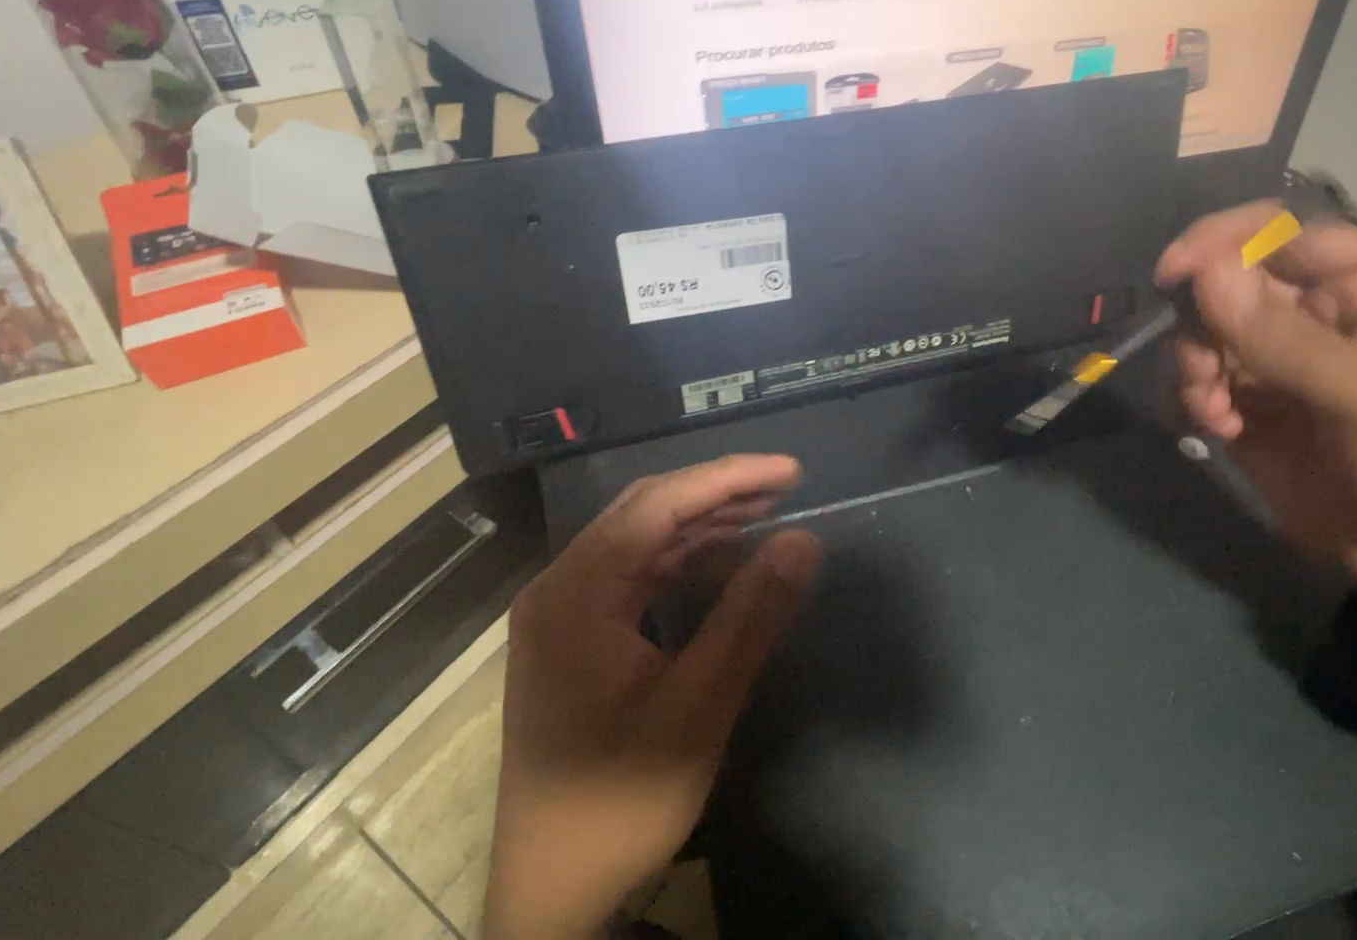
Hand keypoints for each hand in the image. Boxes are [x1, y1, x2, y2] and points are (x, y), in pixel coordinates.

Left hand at [484, 455, 822, 939]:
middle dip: (713, 495)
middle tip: (785, 488)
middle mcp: (558, 589)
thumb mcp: (698, 706)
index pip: (655, 506)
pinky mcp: (572, 642)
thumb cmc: (621, 798)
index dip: (726, 479)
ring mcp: (560, 616)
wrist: (553, 885)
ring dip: (698, 529)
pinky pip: (629, 581)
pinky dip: (677, 566)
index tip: (791, 471)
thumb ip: (750, 617)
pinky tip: (720, 566)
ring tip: (764, 517)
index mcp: (574, 593)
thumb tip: (803, 541)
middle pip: (640, 515)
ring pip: (635, 546)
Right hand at [1157, 200, 1356, 605]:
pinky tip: (1217, 432)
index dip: (1220, 244)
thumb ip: (1286, 339)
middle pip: (1225, 285)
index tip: (1172, 279)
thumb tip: (1204, 273)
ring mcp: (1279, 362)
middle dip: (1201, 328)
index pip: (1275, 231)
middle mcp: (1315, 311)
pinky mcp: (1252, 408)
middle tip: (1206, 381)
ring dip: (1192, 370)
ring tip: (1214, 417)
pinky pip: (1199, 383)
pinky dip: (1192, 401)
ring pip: (1203, 335)